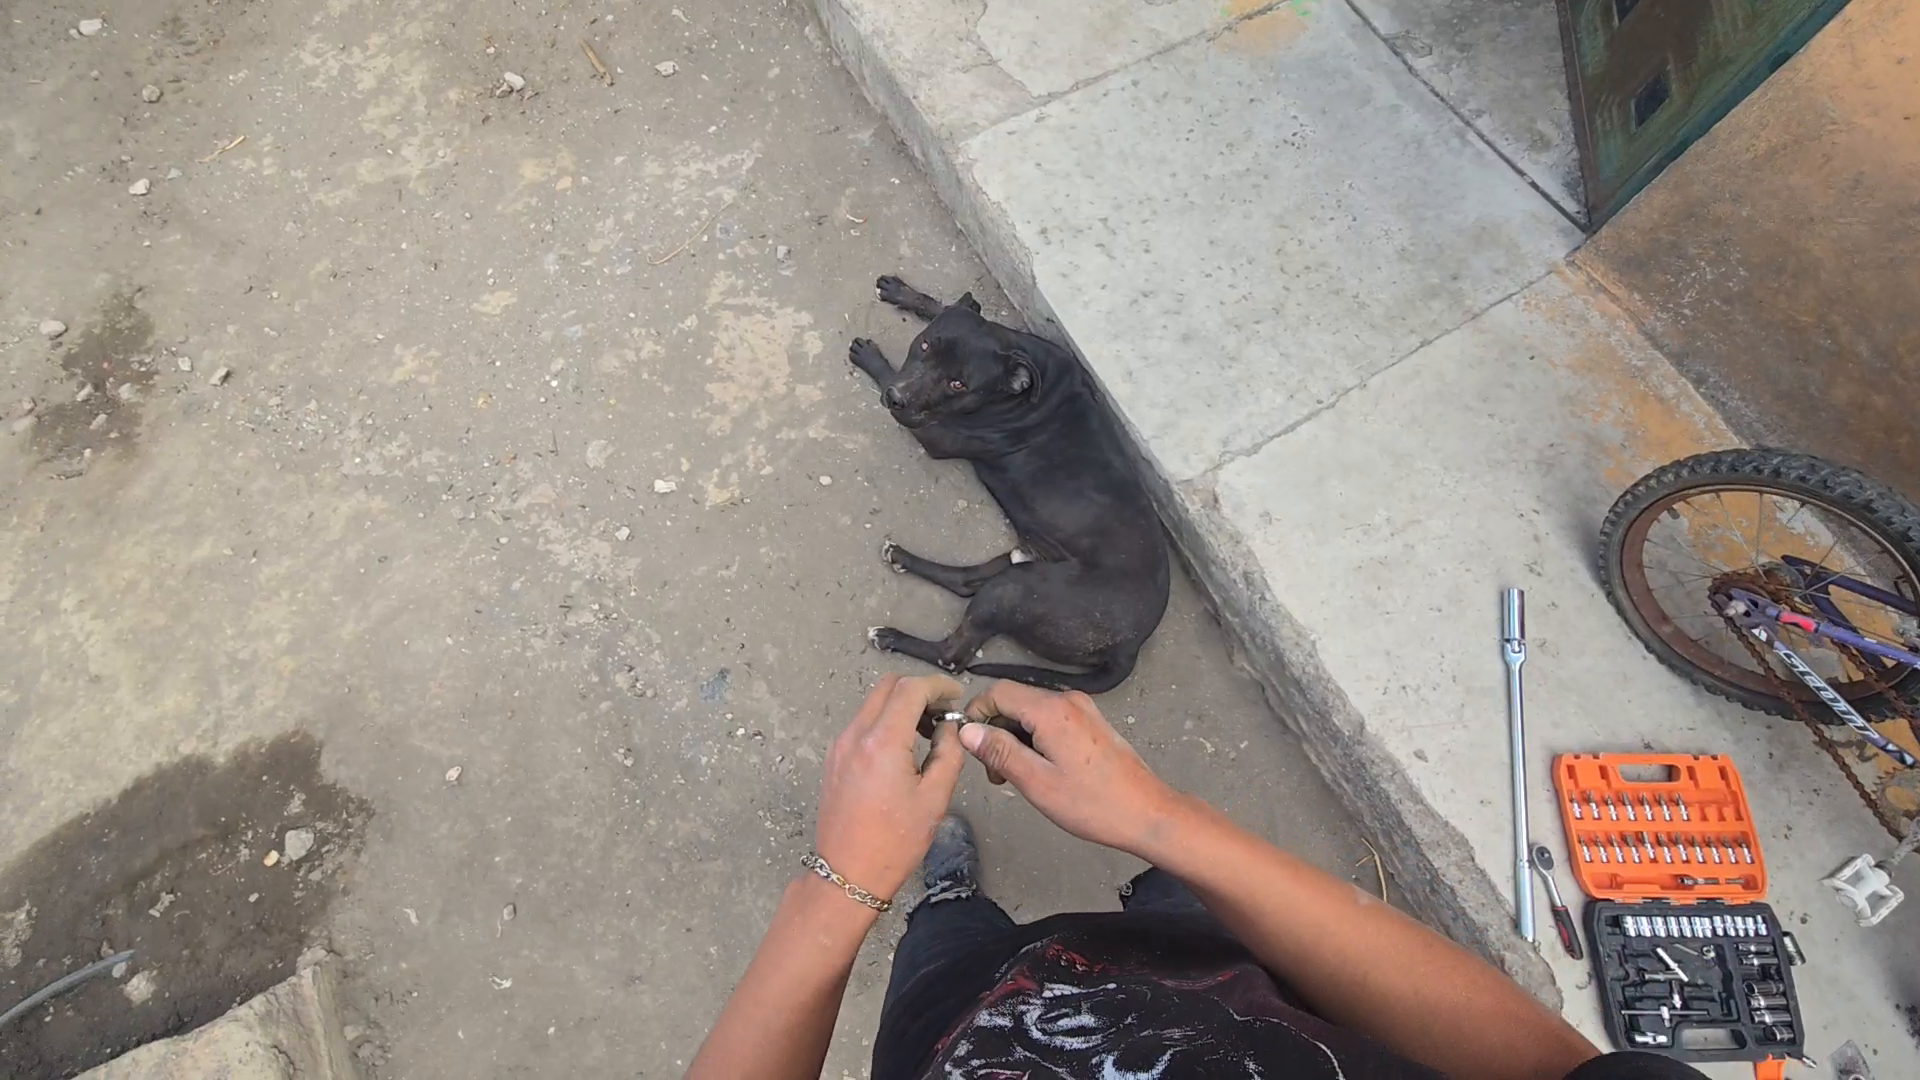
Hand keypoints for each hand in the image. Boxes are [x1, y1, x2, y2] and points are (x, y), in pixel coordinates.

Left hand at [813, 675, 967, 903]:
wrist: (846, 875)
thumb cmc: (895, 841)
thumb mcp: (934, 798)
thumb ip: (948, 753)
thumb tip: (949, 728)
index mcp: (882, 741)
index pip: (911, 689)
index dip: (939, 686)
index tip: (957, 696)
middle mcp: (856, 734)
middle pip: (889, 686)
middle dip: (919, 690)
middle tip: (943, 711)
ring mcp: (841, 744)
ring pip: (874, 702)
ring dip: (902, 704)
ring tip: (927, 730)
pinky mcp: (835, 756)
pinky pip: (864, 722)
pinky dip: (886, 720)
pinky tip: (904, 746)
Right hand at [959, 682, 1185, 857]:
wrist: (1148, 813)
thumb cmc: (1093, 803)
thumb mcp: (1037, 782)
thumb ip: (999, 752)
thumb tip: (966, 730)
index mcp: (1051, 710)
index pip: (997, 692)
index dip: (976, 714)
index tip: (970, 747)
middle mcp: (1067, 700)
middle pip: (1014, 701)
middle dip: (995, 732)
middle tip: (996, 774)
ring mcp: (1081, 709)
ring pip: (1030, 712)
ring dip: (1015, 739)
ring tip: (1018, 777)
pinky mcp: (1090, 722)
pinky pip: (1050, 720)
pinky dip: (1035, 739)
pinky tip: (1041, 770)